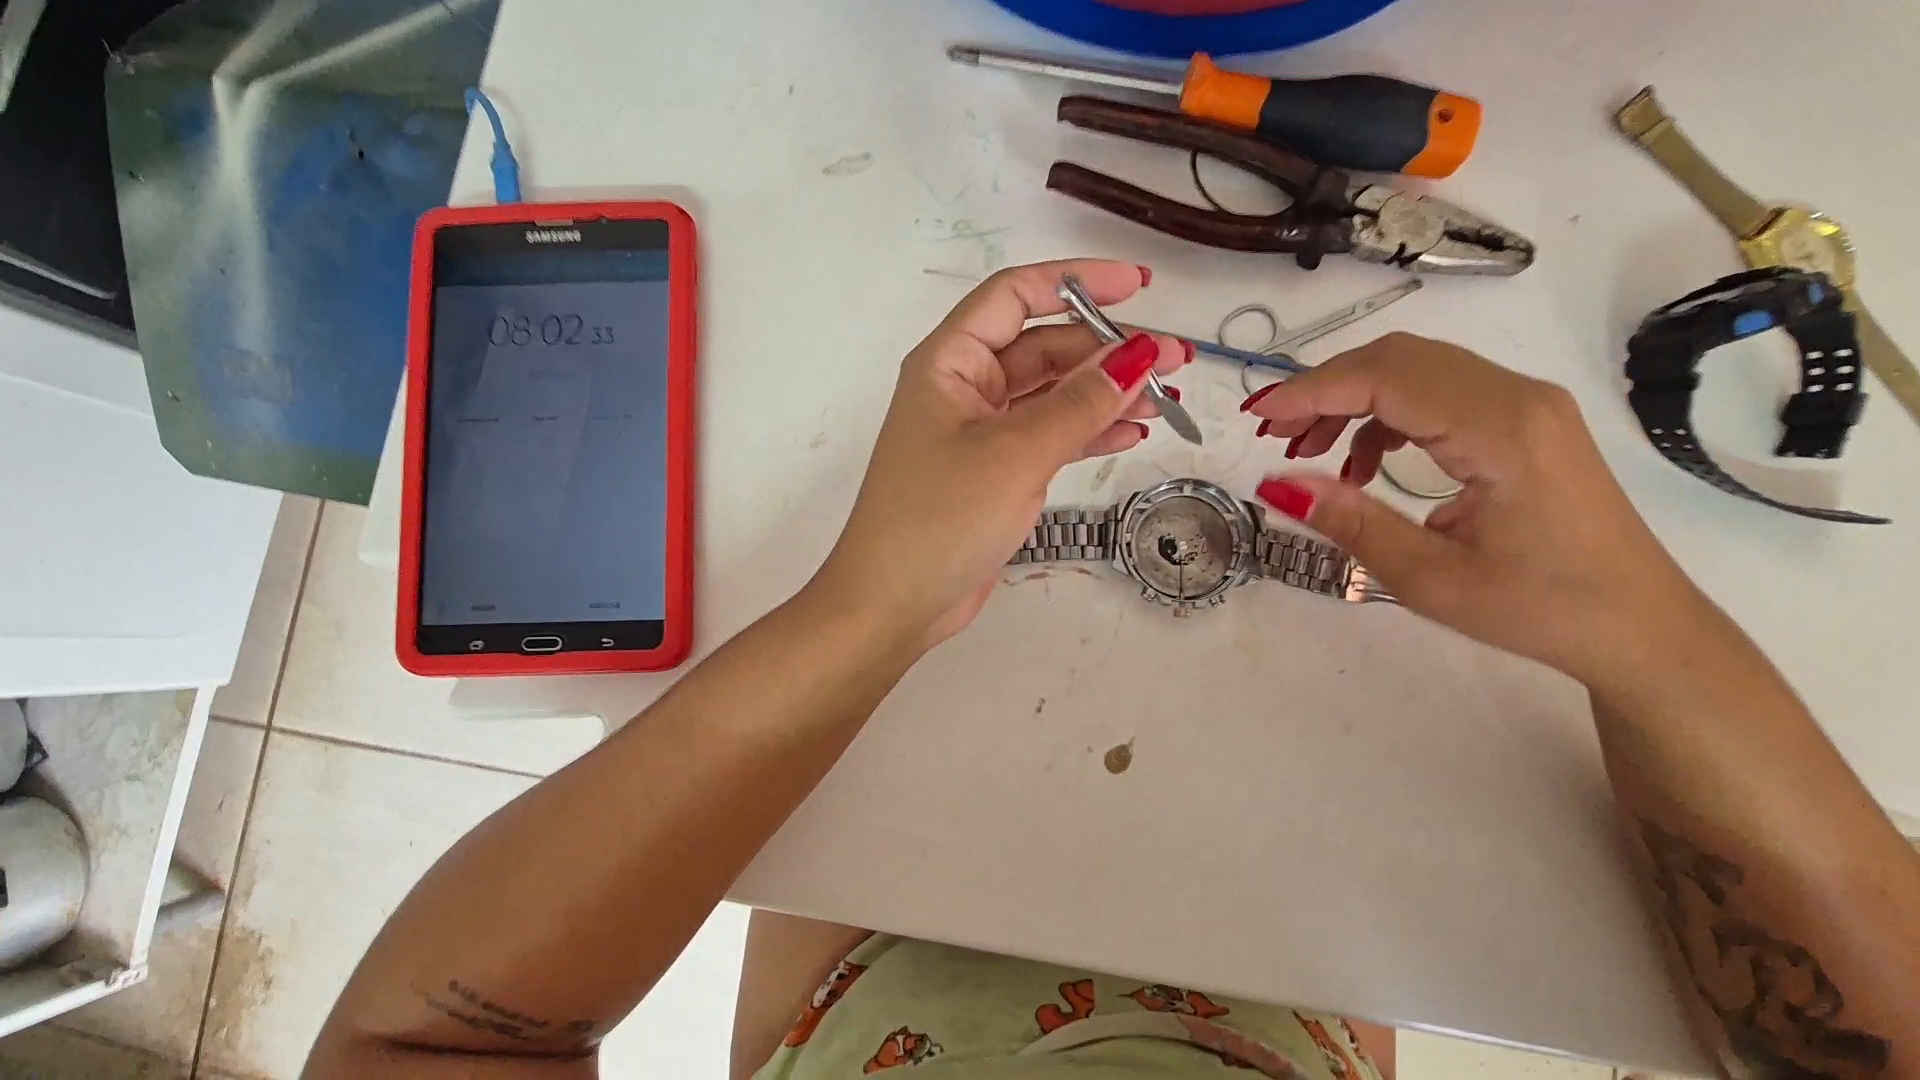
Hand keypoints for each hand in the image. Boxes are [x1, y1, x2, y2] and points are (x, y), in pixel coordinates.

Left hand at [814, 260, 1187, 647]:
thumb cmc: (942, 517)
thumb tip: (1142, 354)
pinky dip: (1089, 432)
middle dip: (1107, 350)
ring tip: (1168, 399)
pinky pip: (1050, 436)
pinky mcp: (996, 471)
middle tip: (1175, 361)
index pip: (1016, 296)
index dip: (1077, 282)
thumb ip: (1081, 403)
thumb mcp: (1016, 453)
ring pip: (1052, 394)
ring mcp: (980, 432)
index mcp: (950, 362)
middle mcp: (964, 387)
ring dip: (1106, 393)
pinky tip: (1133, 432)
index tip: (1140, 286)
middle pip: (1043, 346)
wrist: (894, 603)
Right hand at [1242, 332, 1710, 691]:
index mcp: (1500, 432)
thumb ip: (1351, 523)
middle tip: (1273, 433)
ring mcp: (1526, 403)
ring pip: (1417, 370)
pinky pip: (1439, 393)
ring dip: (1353, 400)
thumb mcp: (1430, 578)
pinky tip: (1363, 466)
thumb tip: (1278, 485)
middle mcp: (1518, 398)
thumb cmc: (1538, 608)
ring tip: (1307, 450)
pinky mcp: (1525, 419)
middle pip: (1399, 359)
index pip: (1386, 378)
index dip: (1313, 390)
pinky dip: (1386, 416)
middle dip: (1325, 389)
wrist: (1639, 624)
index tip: (1257, 416)